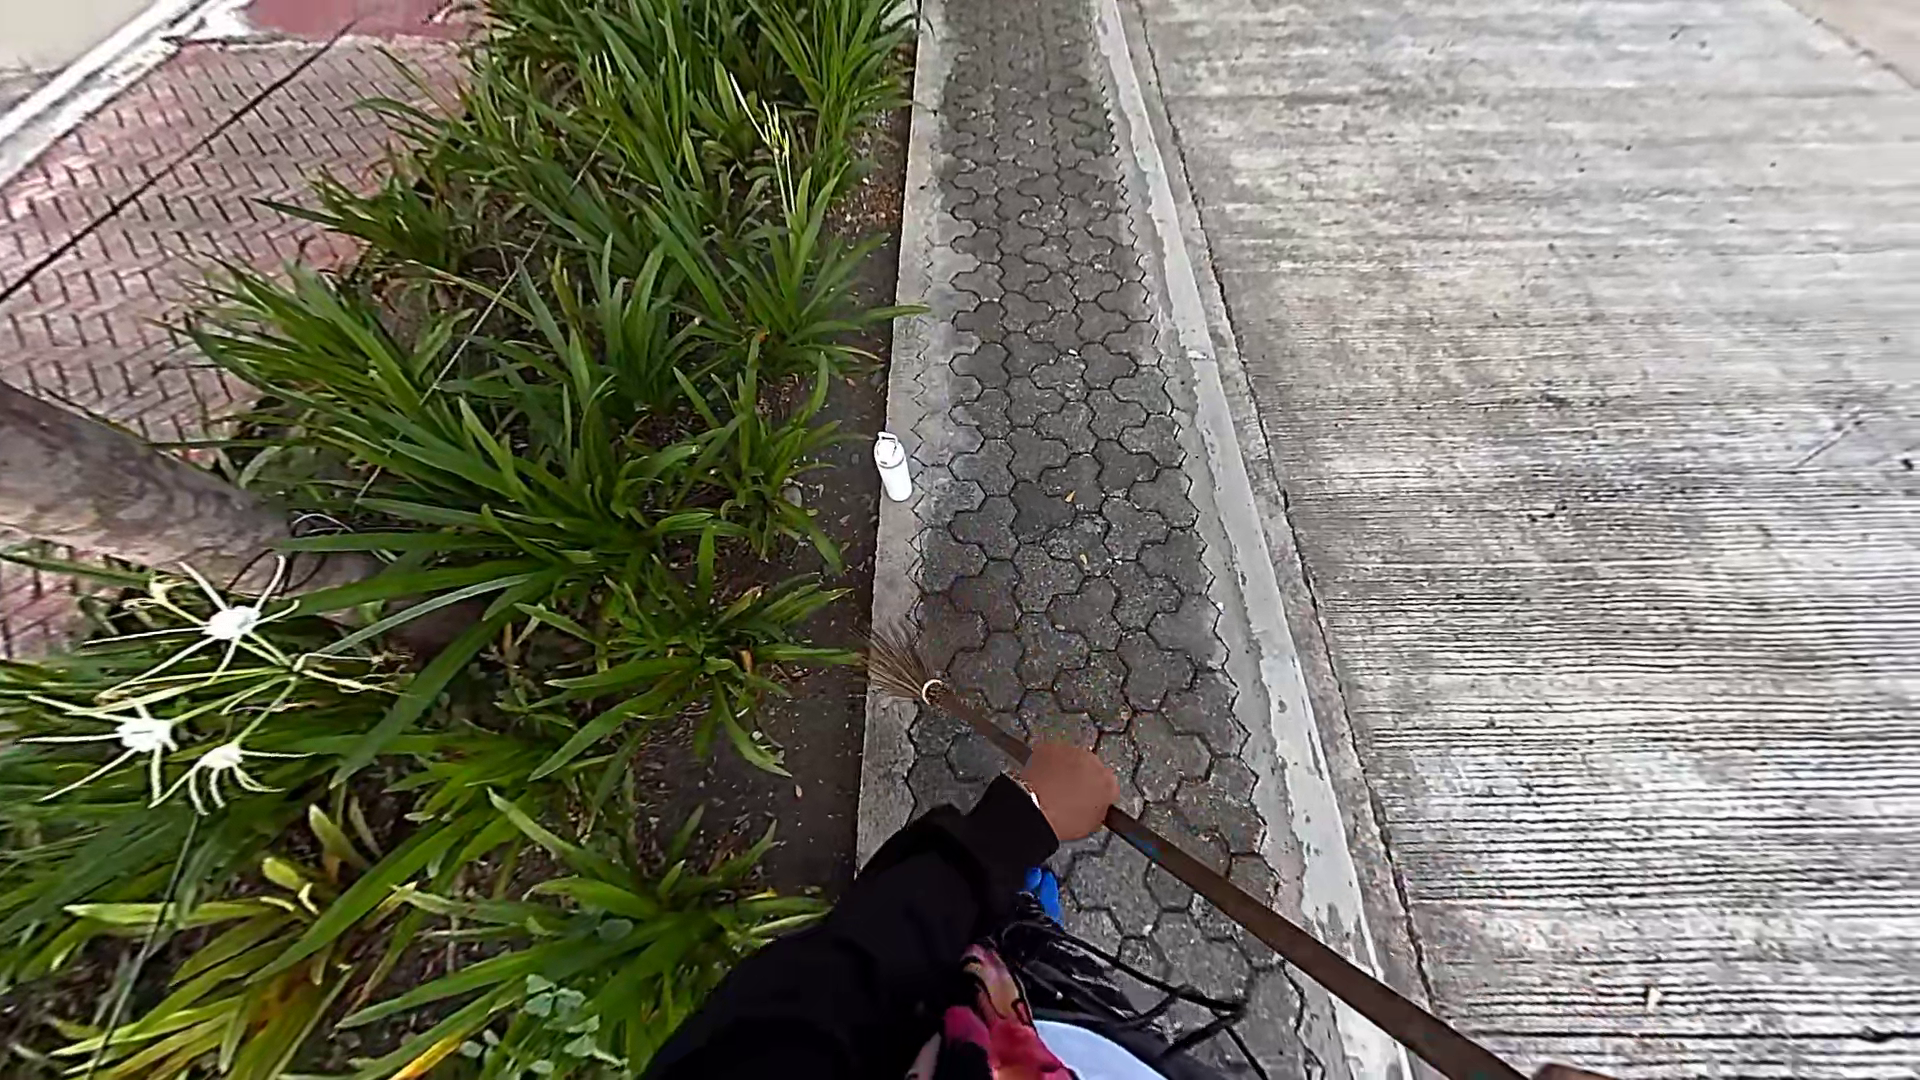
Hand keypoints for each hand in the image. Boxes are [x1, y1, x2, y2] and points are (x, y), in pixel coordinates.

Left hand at [1018, 741, 1118, 841]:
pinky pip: (1051, 753)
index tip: (1088, 797)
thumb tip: (1095, 805)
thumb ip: (1099, 808)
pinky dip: (1047, 762)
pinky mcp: (1051, 746)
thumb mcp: (1092, 824)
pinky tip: (1042, 776)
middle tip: (1068, 791)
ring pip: (1070, 757)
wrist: (1038, 808)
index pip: (1108, 783)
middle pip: (1090, 766)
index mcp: (1108, 782)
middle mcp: (1093, 761)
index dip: (1097, 791)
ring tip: (1052, 785)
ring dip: (1064, 767)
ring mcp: (1071, 751)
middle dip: (1081, 775)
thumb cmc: (1064, 820)